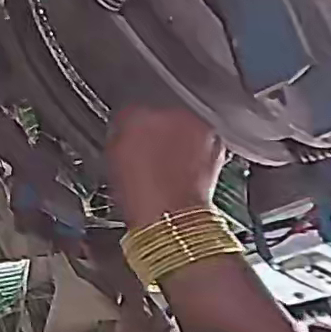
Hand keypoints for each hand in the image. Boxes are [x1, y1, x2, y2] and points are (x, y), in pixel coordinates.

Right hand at [107, 107, 227, 228]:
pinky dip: (194, 151)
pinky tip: (183, 170)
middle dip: (155, 132)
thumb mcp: (114, 162)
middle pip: (159, 115)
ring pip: (182, 126)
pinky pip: (201, 140)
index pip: (128, 113)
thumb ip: (119, 139)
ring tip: (167, 165)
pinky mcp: (216, 142)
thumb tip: (125, 135)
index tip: (127, 140)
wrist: (171, 217)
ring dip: (177, 139)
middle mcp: (170, 115)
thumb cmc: (140, 197)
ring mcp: (196, 127)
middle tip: (148, 155)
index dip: (126, 129)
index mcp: (136, 117)